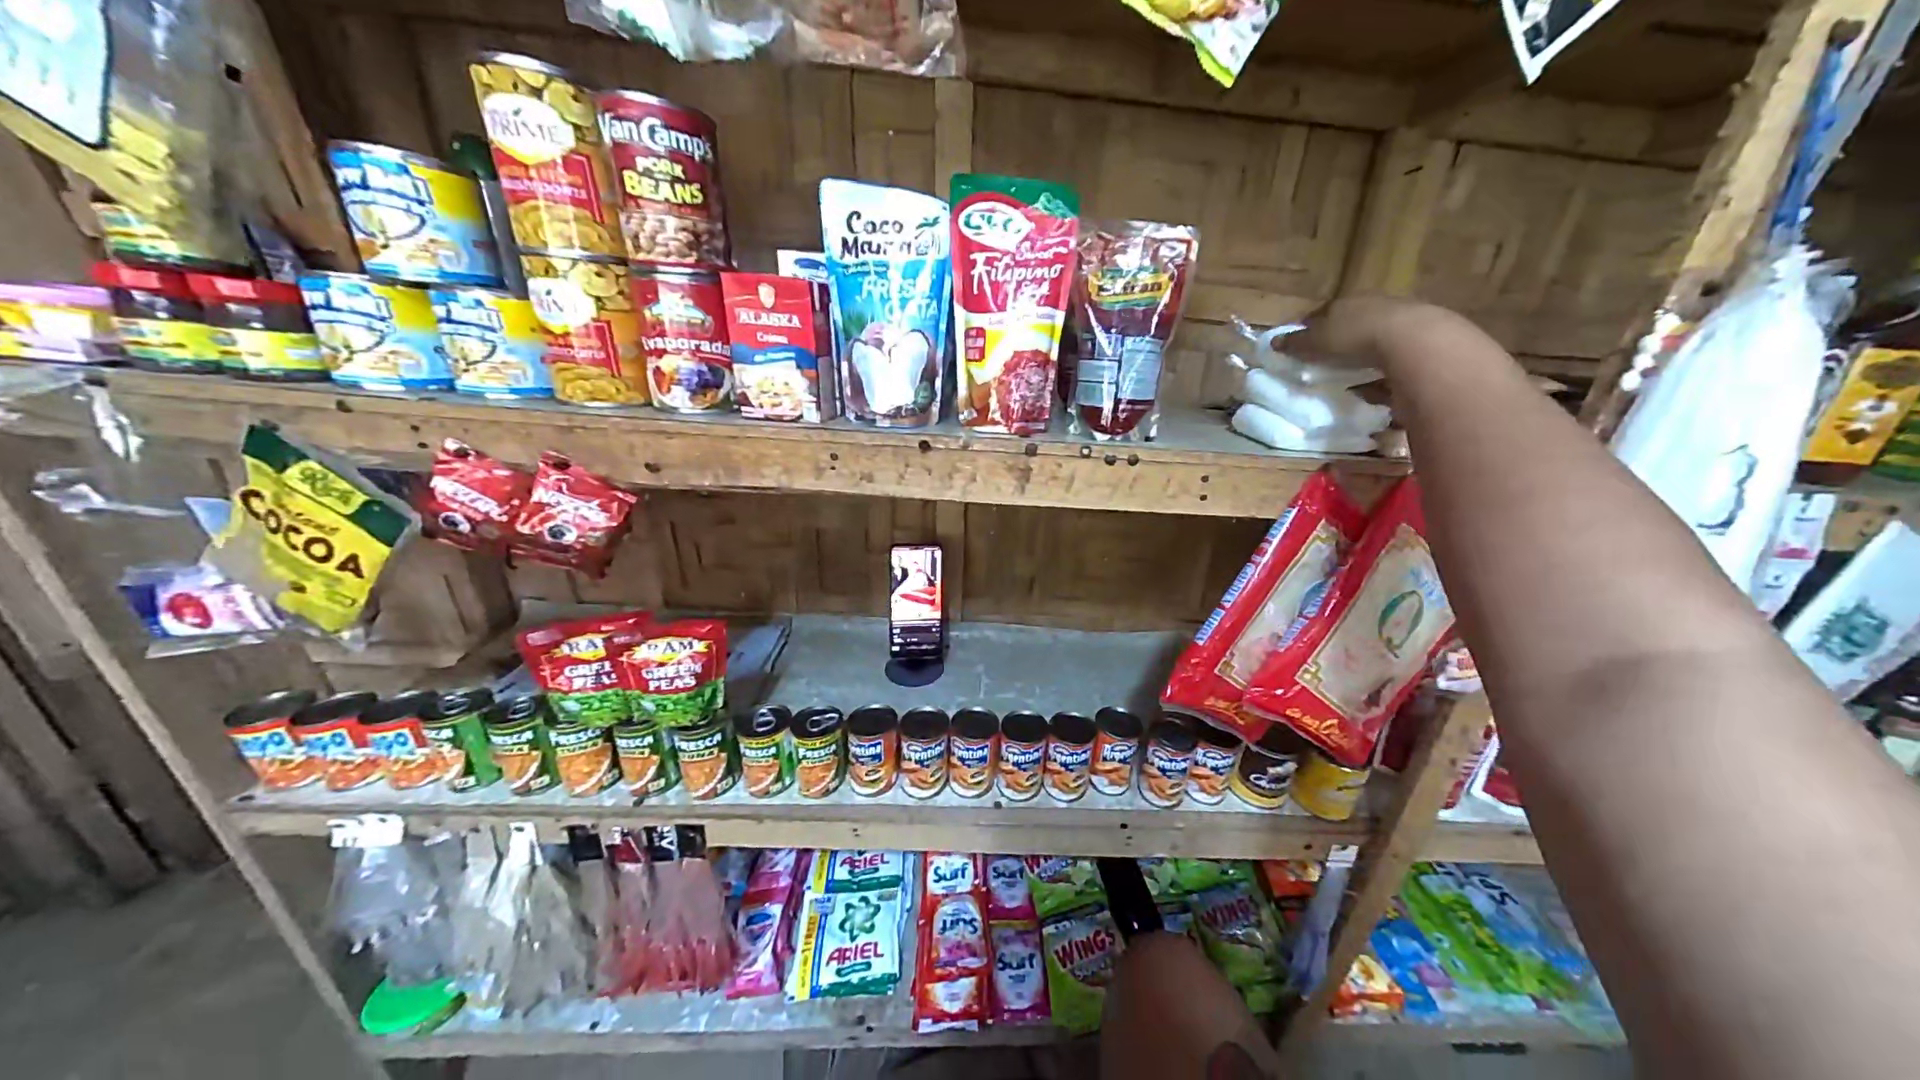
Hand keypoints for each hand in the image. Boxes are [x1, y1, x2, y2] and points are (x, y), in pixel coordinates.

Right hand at [1286, 296, 1455, 370]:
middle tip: (1322, 365)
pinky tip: (1371, 390)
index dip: (1307, 330)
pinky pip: (1390, 362)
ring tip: (1346, 382)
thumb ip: (1297, 343)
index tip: (1296, 348)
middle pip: (1349, 326)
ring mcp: (1400, 324)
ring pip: (1372, 343)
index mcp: (1347, 301)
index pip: (1321, 313)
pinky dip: (1379, 375)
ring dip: (1360, 360)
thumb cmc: (1357, 336)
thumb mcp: (1318, 341)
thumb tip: (1273, 342)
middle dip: (1336, 344)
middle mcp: (1374, 307)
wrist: (1415, 342)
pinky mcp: (1419, 346)